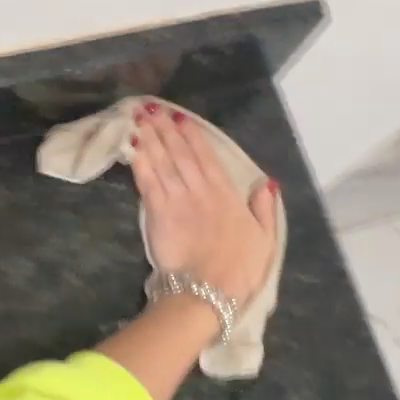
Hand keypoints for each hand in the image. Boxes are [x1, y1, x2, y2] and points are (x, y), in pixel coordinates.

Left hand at [129, 104, 277, 302]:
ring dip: (150, 139)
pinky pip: (147, 183)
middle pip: (180, 154)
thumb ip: (264, 209)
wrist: (208, 290)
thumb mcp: (265, 239)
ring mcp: (177, 200)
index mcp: (227, 195)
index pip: (207, 158)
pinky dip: (140, 164)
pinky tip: (132, 148)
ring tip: (139, 120)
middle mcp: (200, 190)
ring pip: (162, 163)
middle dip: (165, 130)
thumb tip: (266, 182)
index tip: (180, 118)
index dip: (192, 136)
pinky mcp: (158, 214)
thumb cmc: (240, 270)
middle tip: (151, 109)